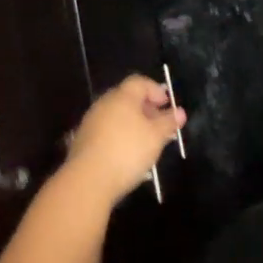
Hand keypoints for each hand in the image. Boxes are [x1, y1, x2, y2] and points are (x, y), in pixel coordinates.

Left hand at [63, 75, 186, 204]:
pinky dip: (120, 136)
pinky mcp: (83, 140)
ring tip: (146, 142)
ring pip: (117, 116)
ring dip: (133, 124)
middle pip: (127, 98)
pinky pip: (107, 130)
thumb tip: (179, 112)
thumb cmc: (127, 151)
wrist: (88, 180)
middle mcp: (104, 103)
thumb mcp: (156, 137)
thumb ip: (168, 122)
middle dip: (146, 109)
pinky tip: (127, 154)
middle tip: (160, 125)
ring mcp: (91, 121)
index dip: (156, 91)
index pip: (139, 82)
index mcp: (122, 97)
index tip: (167, 106)